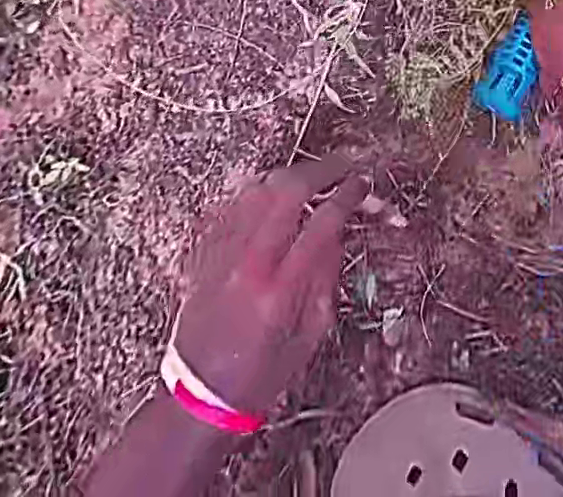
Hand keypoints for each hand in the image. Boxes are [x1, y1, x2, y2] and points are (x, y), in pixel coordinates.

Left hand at [172, 157, 369, 414]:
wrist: (199, 395)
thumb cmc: (258, 373)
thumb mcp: (311, 333)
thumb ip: (326, 276)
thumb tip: (337, 230)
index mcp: (281, 289)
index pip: (322, 221)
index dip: (349, 195)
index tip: (362, 186)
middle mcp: (249, 262)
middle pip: (288, 190)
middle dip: (323, 170)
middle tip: (343, 167)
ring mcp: (224, 252)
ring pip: (259, 188)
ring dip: (292, 175)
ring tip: (313, 177)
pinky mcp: (208, 250)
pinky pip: (237, 202)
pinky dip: (262, 190)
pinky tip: (277, 193)